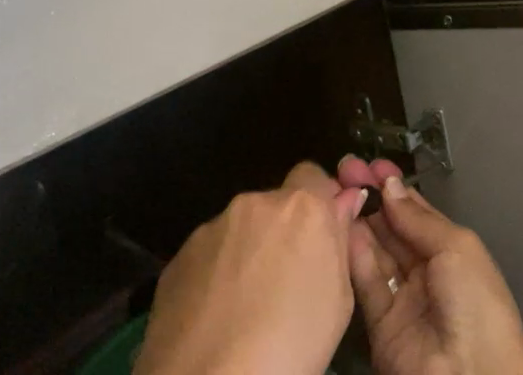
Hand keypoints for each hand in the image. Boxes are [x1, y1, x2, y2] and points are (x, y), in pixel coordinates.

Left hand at [134, 162, 366, 374]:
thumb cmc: (292, 346)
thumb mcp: (339, 299)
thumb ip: (340, 239)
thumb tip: (344, 202)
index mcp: (303, 207)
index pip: (315, 176)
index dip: (320, 203)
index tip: (322, 237)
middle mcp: (255, 204)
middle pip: (276, 203)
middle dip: (284, 230)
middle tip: (286, 279)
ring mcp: (212, 229)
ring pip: (241, 229)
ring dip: (249, 251)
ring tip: (246, 304)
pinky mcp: (178, 258)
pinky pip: (210, 254)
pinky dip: (217, 273)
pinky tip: (217, 316)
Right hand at [338, 156, 522, 374]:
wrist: (471, 374)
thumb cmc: (476, 302)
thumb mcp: (456, 249)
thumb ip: (419, 219)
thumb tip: (390, 186)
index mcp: (454, 250)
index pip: (419, 213)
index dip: (396, 189)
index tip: (371, 165)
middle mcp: (427, 270)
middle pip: (395, 230)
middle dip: (373, 201)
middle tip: (346, 173)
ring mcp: (404, 298)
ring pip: (377, 254)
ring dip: (359, 224)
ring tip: (338, 194)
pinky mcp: (380, 325)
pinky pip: (366, 285)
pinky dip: (354, 257)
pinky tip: (341, 230)